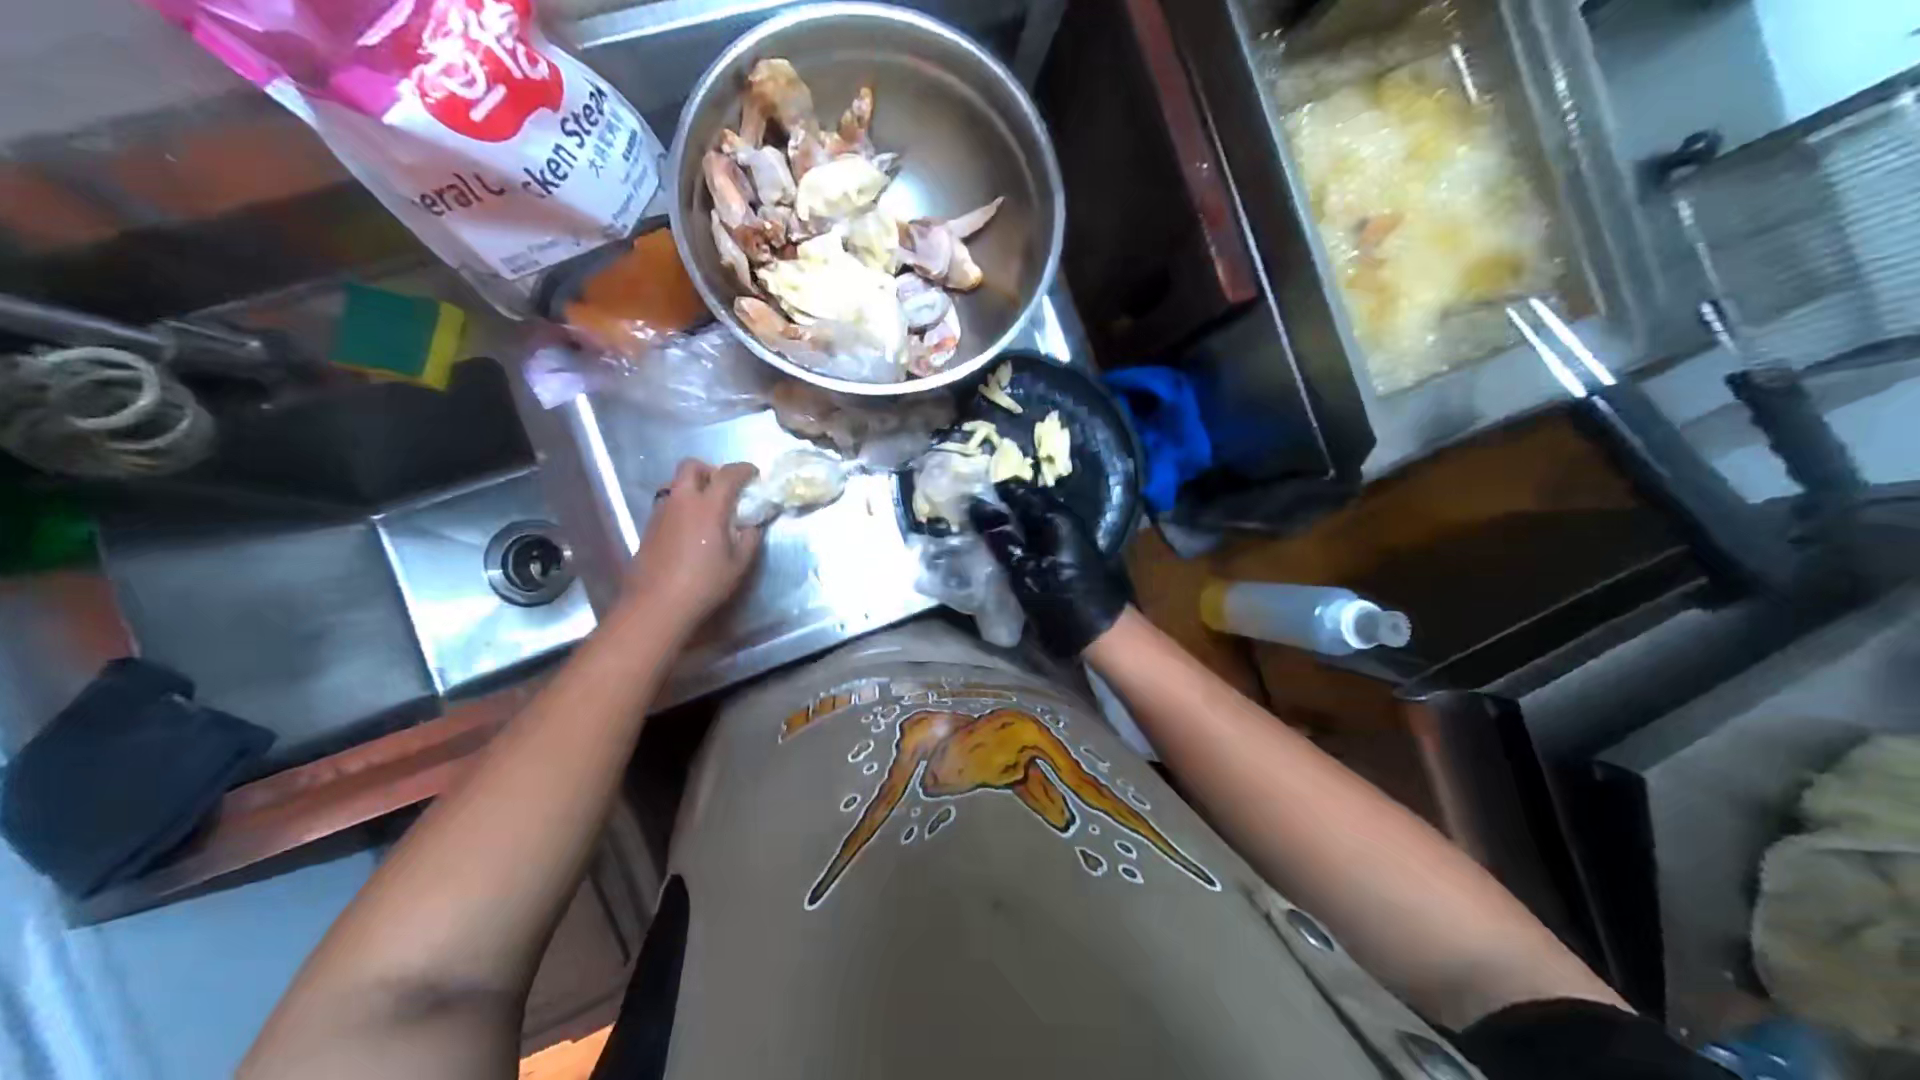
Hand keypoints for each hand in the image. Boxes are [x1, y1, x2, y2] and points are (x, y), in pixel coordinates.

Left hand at [622, 459, 762, 634]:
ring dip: (694, 487)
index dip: (743, 469)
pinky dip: (683, 505)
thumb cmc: (704, 583)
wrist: (657, 604)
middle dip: (710, 470)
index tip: (754, 474)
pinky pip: (669, 503)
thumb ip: (750, 538)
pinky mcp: (650, 527)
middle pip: (691, 466)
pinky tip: (692, 529)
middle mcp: (682, 501)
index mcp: (708, 506)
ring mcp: (662, 512)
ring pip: (677, 484)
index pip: (728, 474)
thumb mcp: (739, 564)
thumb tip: (752, 525)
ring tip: (708, 510)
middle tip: (724, 488)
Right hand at [968, 480, 1129, 655]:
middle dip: (996, 513)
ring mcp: (1065, 538)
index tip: (965, 503)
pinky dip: (1016, 544)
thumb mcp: (1025, 571)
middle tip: (967, 523)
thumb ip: (1000, 539)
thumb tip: (975, 509)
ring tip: (977, 538)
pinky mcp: (1064, 556)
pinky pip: (1034, 540)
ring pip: (1027, 525)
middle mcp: (1063, 520)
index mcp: (1056, 517)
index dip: (991, 495)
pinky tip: (998, 555)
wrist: (1098, 635)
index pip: (1018, 491)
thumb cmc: (1062, 600)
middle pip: (1023, 507)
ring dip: (1006, 530)